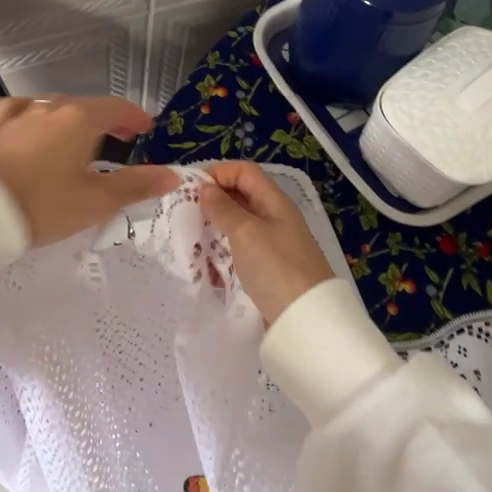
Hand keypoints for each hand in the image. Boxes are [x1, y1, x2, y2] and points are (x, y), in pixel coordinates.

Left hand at [0, 96, 178, 246]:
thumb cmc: (44, 205)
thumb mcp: (96, 201)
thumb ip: (136, 185)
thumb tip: (173, 174)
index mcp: (80, 118)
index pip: (116, 107)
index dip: (135, 117)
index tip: (148, 129)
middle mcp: (49, 107)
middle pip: (85, 105)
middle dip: (106, 119)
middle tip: (120, 138)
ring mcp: (17, 115)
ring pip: (52, 107)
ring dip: (71, 118)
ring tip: (78, 136)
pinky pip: (18, 113)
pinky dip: (33, 117)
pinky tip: (29, 125)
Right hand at [200, 161, 334, 322]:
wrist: (306, 319)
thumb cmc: (275, 267)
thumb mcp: (246, 233)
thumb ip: (224, 208)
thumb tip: (206, 188)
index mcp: (274, 201)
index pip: (244, 172)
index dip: (218, 173)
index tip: (191, 189)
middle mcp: (274, 218)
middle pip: (240, 197)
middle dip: (212, 203)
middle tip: (185, 216)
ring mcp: (272, 244)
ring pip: (237, 226)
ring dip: (214, 231)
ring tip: (192, 242)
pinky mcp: (267, 269)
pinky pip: (239, 252)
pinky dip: (222, 255)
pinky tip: (207, 268)